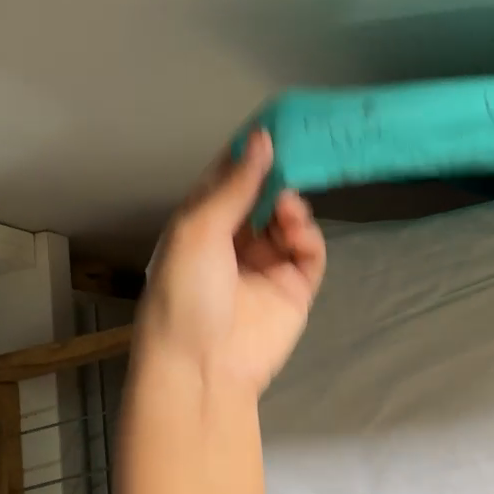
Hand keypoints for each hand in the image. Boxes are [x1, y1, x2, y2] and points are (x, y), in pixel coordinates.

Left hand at [136, 129, 325, 395]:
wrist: (203, 368)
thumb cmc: (184, 295)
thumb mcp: (199, 232)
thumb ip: (235, 187)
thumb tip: (263, 139)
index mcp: (201, 225)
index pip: (227, 179)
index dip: (248, 153)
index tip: (273, 125)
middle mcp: (234, 240)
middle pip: (264, 196)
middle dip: (279, 177)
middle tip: (300, 153)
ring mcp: (266, 264)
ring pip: (289, 220)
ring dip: (290, 208)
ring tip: (287, 210)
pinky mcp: (295, 287)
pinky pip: (309, 251)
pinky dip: (307, 236)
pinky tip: (297, 232)